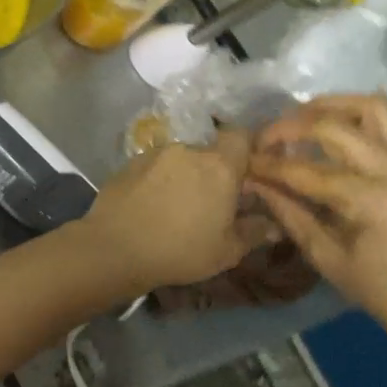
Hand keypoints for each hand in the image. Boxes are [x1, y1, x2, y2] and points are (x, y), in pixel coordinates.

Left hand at [83, 128, 254, 290]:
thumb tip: (272, 224)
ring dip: (184, 175)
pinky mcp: (127, 164)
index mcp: (217, 165)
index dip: (248, 148)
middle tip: (214, 198)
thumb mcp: (227, 250)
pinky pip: (154, 166)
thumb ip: (253, 231)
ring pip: (179, 159)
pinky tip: (153, 203)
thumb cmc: (180, 250)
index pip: (241, 136)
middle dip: (214, 170)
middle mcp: (185, 150)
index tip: (250, 171)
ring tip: (180, 204)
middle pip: (209, 151)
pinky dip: (159, 179)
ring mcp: (152, 155)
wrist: (114, 248)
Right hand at [247, 94, 386, 356]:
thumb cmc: (380, 290)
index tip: (240, 163)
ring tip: (300, 120)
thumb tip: (253, 183)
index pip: (303, 169)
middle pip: (333, 126)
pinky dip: (359, 117)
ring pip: (372, 108)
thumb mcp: (324, 256)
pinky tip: (335, 129)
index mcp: (372, 201)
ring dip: (330, 106)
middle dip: (289, 127)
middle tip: (264, 140)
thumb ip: (288, 213)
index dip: (266, 165)